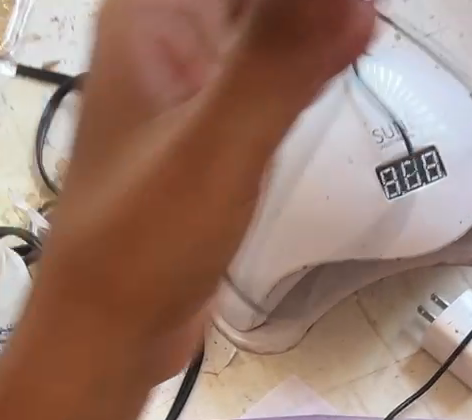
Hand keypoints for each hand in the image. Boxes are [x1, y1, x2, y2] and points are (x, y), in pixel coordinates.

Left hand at [28, 0, 374, 379]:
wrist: (110, 334)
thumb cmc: (143, 247)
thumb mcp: (215, 147)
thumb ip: (280, 60)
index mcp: (152, 13)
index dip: (302, 4)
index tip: (350, 22)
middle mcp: (167, 34)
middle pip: (252, 2)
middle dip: (310, 14)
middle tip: (361, 26)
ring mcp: (188, 86)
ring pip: (265, 24)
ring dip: (312, 24)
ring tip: (361, 31)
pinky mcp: (209, 133)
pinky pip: (264, 72)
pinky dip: (302, 62)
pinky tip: (339, 60)